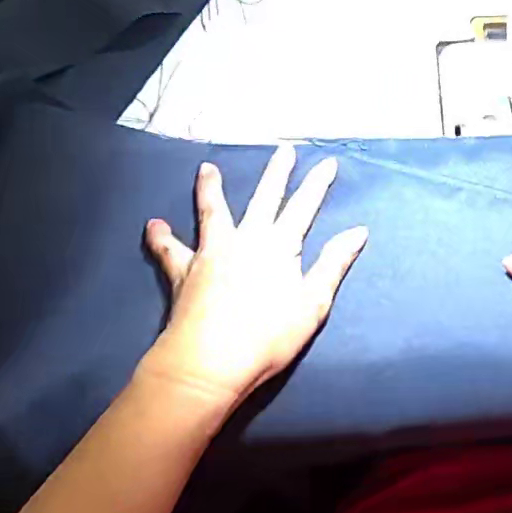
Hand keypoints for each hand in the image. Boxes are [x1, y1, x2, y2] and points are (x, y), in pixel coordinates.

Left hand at [135, 145, 367, 417]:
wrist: (209, 362)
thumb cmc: (268, 336)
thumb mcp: (313, 303)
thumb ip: (333, 263)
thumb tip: (358, 231)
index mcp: (279, 246)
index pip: (304, 207)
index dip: (317, 183)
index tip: (327, 162)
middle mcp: (245, 239)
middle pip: (264, 198)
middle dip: (276, 173)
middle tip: (283, 150)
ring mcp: (211, 252)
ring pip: (212, 212)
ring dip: (210, 189)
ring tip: (206, 169)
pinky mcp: (184, 272)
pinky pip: (170, 250)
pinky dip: (161, 238)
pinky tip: (153, 225)